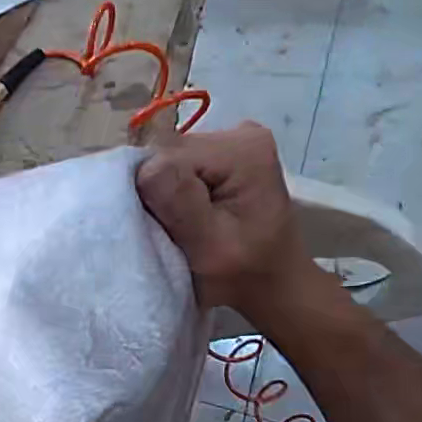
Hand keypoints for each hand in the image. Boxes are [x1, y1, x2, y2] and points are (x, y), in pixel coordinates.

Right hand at [135, 123, 325, 326]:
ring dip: (166, 196)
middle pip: (166, 156)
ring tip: (186, 228)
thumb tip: (145, 165)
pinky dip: (176, 194)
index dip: (156, 198)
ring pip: (169, 162)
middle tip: (178, 234)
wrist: (277, 286)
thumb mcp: (210, 249)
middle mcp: (240, 135)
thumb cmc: (244, 277)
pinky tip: (193, 215)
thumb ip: (179, 203)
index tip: (173, 232)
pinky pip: (180, 167)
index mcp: (242, 151)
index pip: (165, 159)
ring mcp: (233, 141)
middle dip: (160, 195)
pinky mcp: (226, 155)